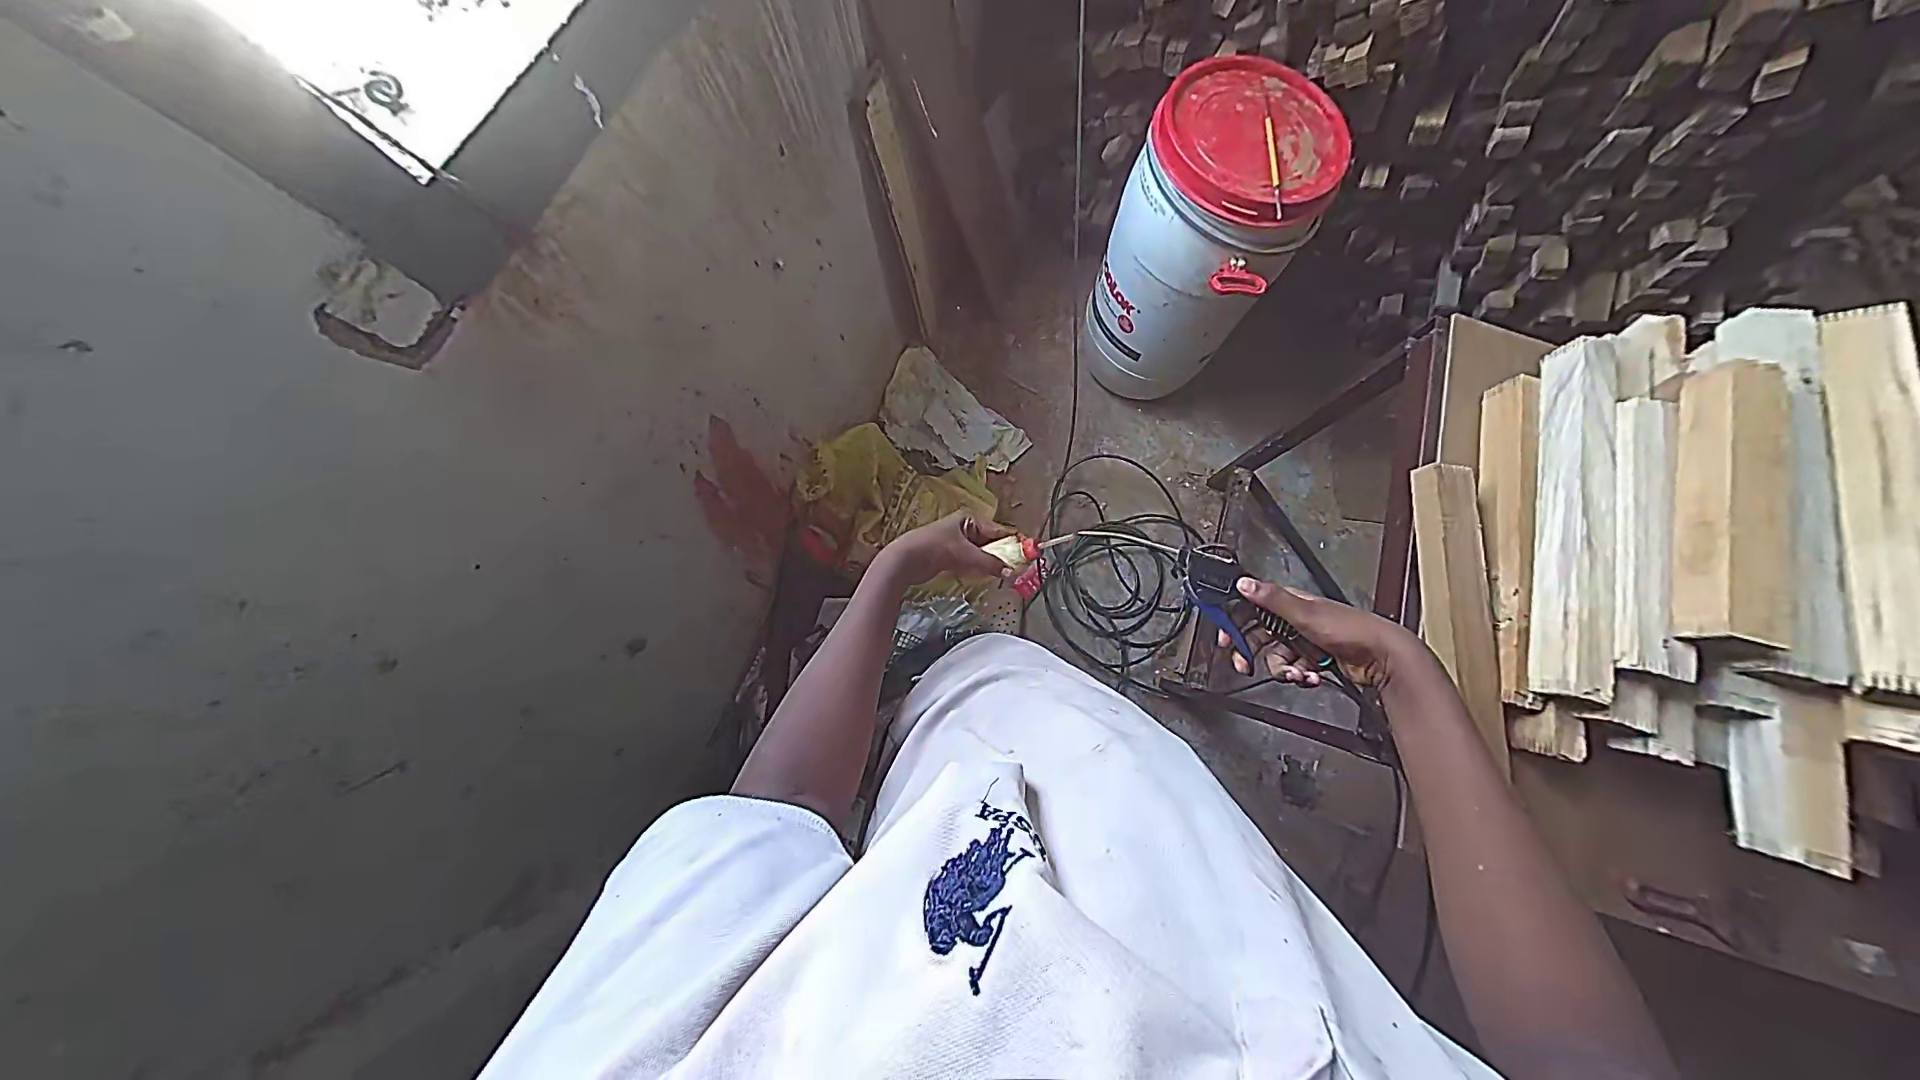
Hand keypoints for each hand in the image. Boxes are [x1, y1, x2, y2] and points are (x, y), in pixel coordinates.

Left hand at [873, 511, 1014, 587]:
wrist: (904, 561)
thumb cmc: (934, 549)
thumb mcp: (966, 555)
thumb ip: (989, 563)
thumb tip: (1009, 571)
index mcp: (969, 520)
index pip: (998, 530)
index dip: (1013, 543)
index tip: (1027, 554)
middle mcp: (964, 528)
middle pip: (991, 543)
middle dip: (1000, 556)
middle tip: (1013, 569)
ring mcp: (956, 543)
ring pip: (980, 555)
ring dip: (987, 564)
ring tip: (997, 574)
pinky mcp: (949, 557)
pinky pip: (970, 562)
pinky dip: (975, 569)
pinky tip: (976, 575)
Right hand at [1217, 577, 1423, 688]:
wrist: (1383, 657)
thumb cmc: (1352, 629)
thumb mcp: (1305, 613)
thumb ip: (1271, 599)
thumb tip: (1244, 583)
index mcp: (1289, 602)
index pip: (1250, 609)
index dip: (1234, 623)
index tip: (1225, 637)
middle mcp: (1294, 619)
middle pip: (1258, 636)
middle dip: (1251, 652)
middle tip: (1244, 664)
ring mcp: (1303, 639)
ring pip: (1275, 656)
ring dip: (1282, 668)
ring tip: (1295, 673)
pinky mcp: (1313, 658)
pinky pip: (1293, 668)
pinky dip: (1299, 675)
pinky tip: (1309, 676)